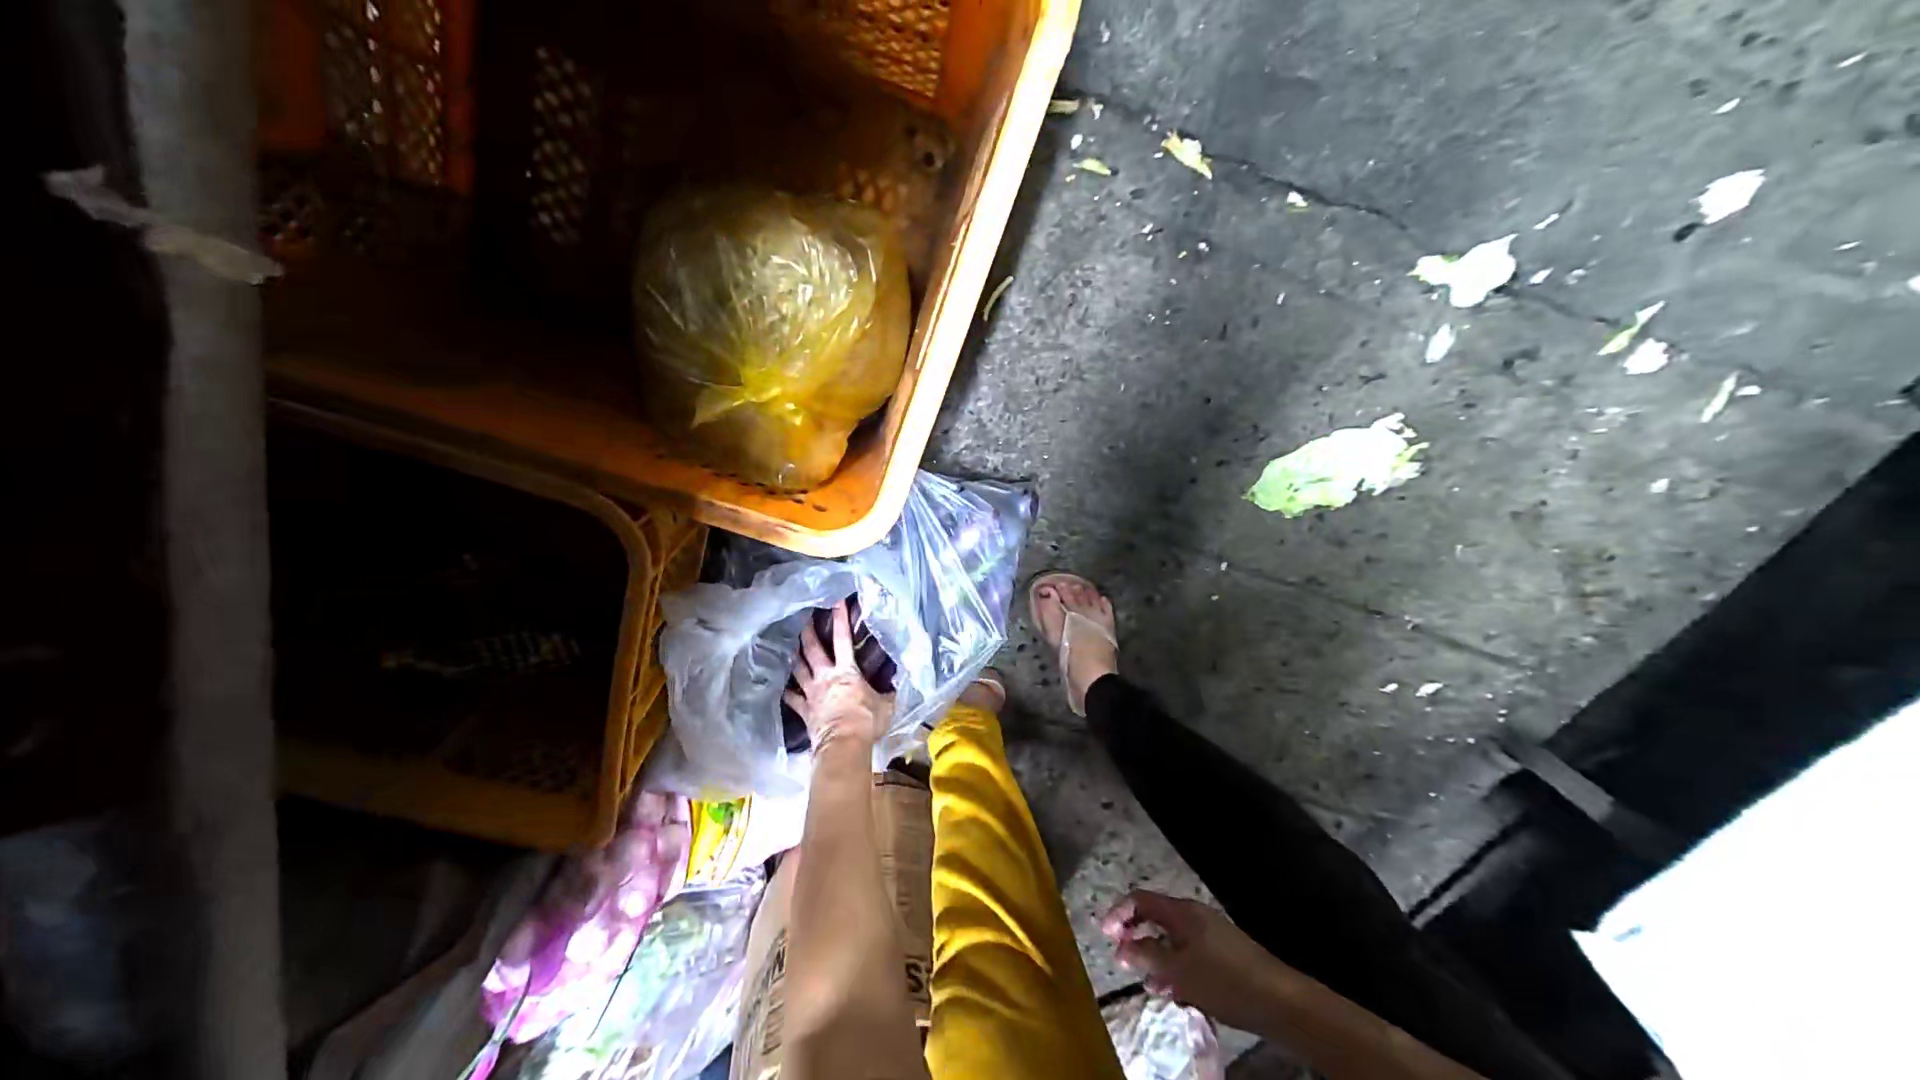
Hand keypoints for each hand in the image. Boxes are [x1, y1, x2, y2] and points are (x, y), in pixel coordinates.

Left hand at [786, 599, 893, 749]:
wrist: (844, 745)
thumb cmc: (867, 721)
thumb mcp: (887, 704)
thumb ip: (888, 691)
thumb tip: (897, 682)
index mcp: (847, 671)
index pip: (842, 639)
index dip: (839, 619)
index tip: (836, 602)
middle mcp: (825, 677)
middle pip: (812, 650)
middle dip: (807, 633)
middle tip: (803, 620)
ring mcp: (812, 693)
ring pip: (799, 670)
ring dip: (795, 658)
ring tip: (792, 649)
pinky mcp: (805, 711)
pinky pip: (793, 699)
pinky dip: (789, 692)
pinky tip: (785, 689)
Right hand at [1101, 890, 1290, 1034]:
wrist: (1280, 1002)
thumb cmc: (1224, 980)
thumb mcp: (1179, 970)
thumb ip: (1147, 955)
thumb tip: (1121, 946)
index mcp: (1182, 912)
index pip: (1140, 899)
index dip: (1119, 912)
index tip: (1104, 933)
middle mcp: (1194, 917)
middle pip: (1156, 918)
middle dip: (1136, 937)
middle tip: (1122, 960)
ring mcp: (1210, 935)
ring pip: (1173, 941)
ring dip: (1156, 959)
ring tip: (1150, 985)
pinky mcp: (1223, 956)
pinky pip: (1189, 955)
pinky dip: (1176, 969)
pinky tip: (1176, 993)